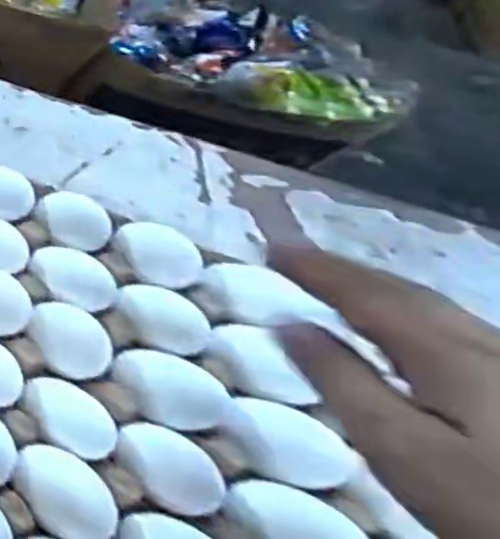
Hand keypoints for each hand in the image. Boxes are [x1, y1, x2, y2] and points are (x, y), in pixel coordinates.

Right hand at [273, 246, 499, 538]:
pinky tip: (415, 331)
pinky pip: (465, 335)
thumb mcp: (399, 447)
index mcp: (446, 353)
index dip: (315, 268)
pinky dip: (420, 317)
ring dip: (385, 292)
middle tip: (298, 256)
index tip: (269, 247)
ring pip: (445, 315)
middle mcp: (489, 350)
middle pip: (412, 298)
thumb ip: (341, 380)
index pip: (366, 295)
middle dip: (351, 273)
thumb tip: (291, 326)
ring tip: (345, 284)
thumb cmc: (488, 499)